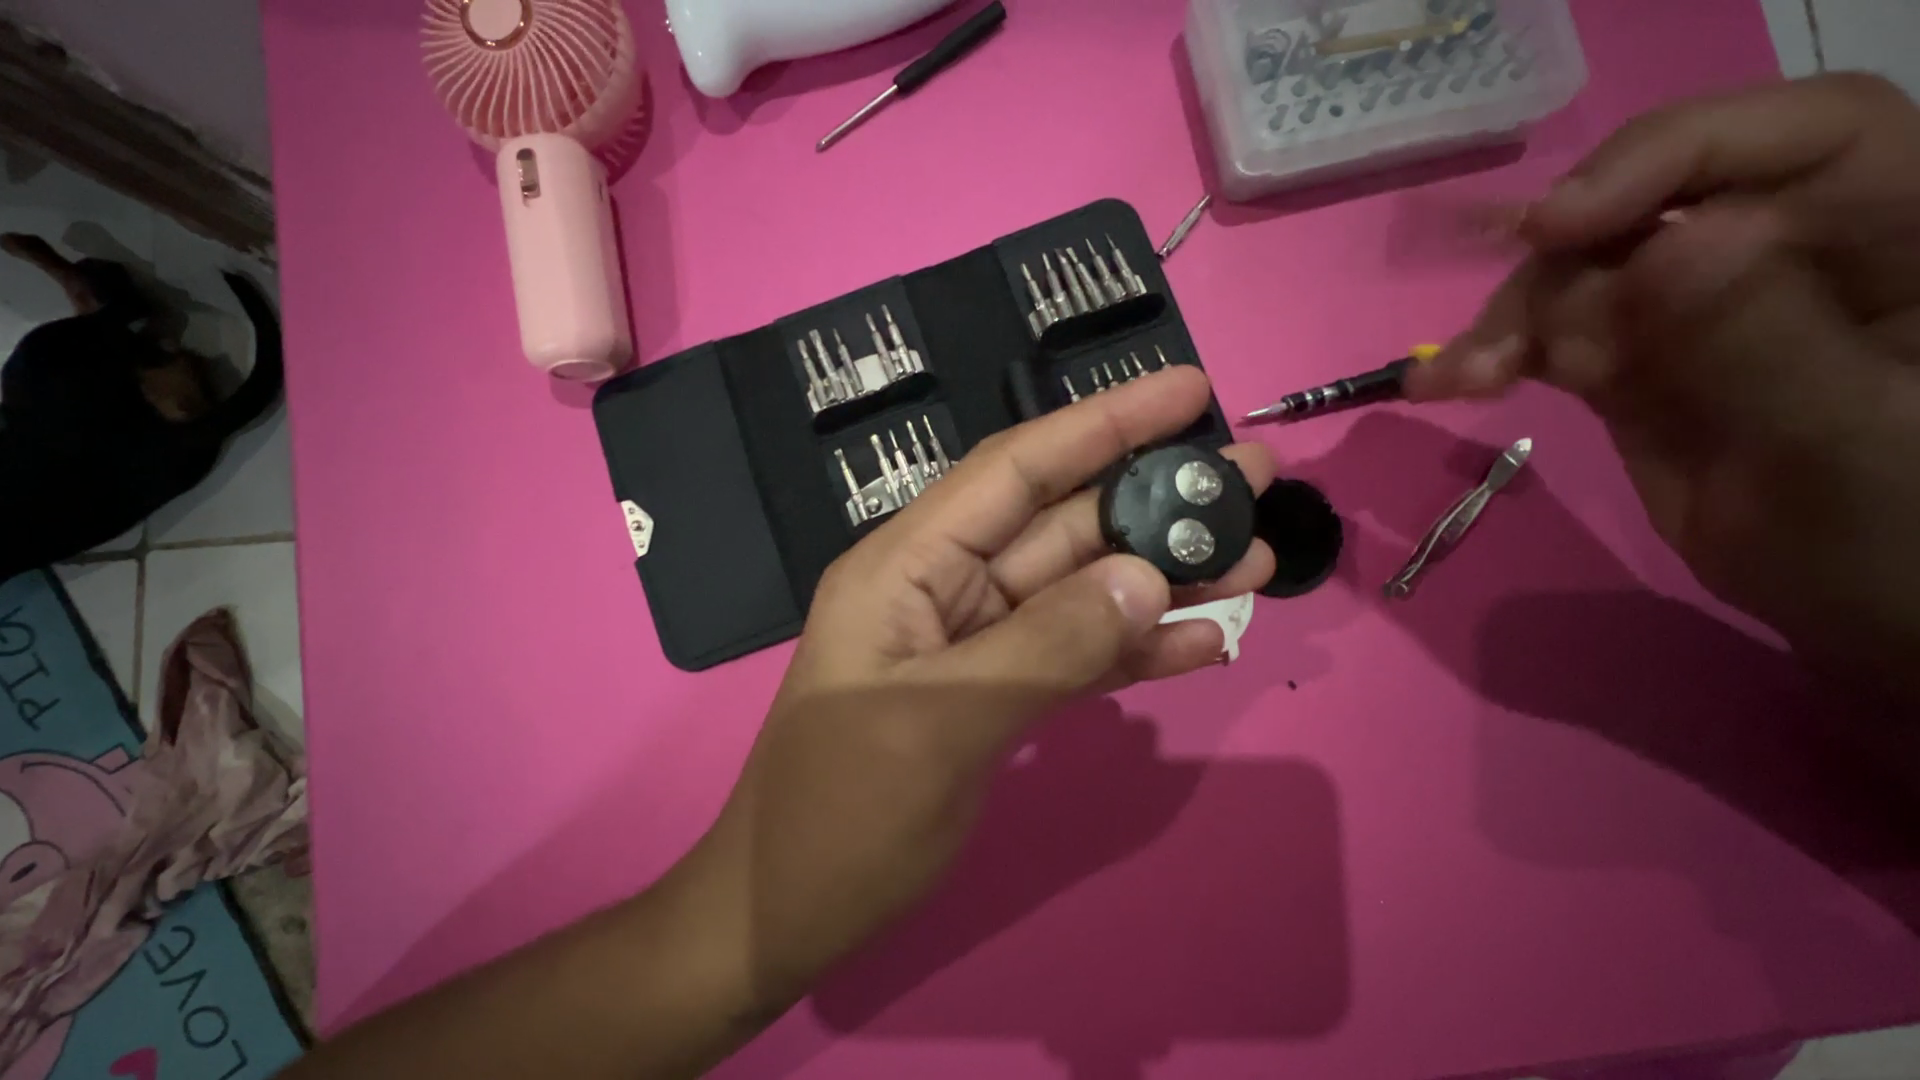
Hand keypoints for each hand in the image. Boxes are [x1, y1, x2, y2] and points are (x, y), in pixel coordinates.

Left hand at [697, 366, 1275, 1013]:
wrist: (790, 910)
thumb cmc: (843, 812)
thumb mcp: (942, 721)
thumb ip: (1046, 643)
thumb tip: (1148, 577)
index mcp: (907, 564)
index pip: (1016, 469)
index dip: (1103, 424)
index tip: (1189, 390)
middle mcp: (944, 587)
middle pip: (1063, 524)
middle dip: (1154, 499)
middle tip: (1254, 481)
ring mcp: (975, 643)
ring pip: (1082, 589)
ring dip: (1163, 575)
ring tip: (1255, 560)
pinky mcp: (997, 696)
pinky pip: (1078, 654)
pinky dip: (1137, 648)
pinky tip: (1204, 643)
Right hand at [1404, 74, 1919, 703]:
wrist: (1870, 616)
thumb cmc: (1901, 542)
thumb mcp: (1850, 450)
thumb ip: (1765, 343)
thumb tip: (1669, 247)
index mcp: (1902, 232)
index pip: (1797, 138)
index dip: (1671, 157)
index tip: (1559, 225)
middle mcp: (1793, 248)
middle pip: (1653, 205)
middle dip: (1558, 263)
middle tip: (1495, 339)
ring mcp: (1704, 306)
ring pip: (1582, 272)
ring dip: (1507, 319)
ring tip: (1456, 380)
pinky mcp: (1641, 360)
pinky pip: (1554, 334)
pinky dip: (1494, 354)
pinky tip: (1446, 383)